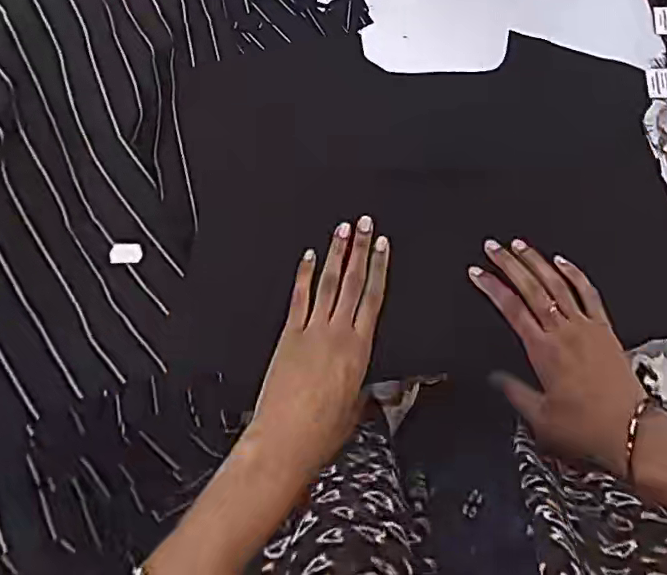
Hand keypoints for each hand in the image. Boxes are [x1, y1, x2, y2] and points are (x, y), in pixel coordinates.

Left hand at [247, 217, 389, 479]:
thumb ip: (364, 388)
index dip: (379, 267)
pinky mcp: (288, 335)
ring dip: (335, 253)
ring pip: (327, 282)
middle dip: (359, 248)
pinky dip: (303, 275)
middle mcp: (336, 333)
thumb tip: (371, 386)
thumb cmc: (321, 433)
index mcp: (359, 349)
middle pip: (352, 281)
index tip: (382, 245)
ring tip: (341, 230)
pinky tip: (307, 257)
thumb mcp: (356, 408)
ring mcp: (311, 330)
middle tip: (364, 223)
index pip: (373, 296)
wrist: (284, 442)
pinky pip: (299, 297)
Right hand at [469, 238, 647, 475]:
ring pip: (556, 283)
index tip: (478, 273)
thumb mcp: (542, 420)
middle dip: (508, 263)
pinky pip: (588, 292)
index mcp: (544, 352)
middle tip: (493, 247)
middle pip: (531, 287)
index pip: (511, 308)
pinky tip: (562, 261)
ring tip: (520, 245)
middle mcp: (563, 333)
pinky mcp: (604, 328)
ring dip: (536, 261)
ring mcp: (585, 327)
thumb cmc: (590, 429)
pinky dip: (574, 273)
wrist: (633, 433)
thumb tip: (495, 377)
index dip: (492, 286)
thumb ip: (515, 393)